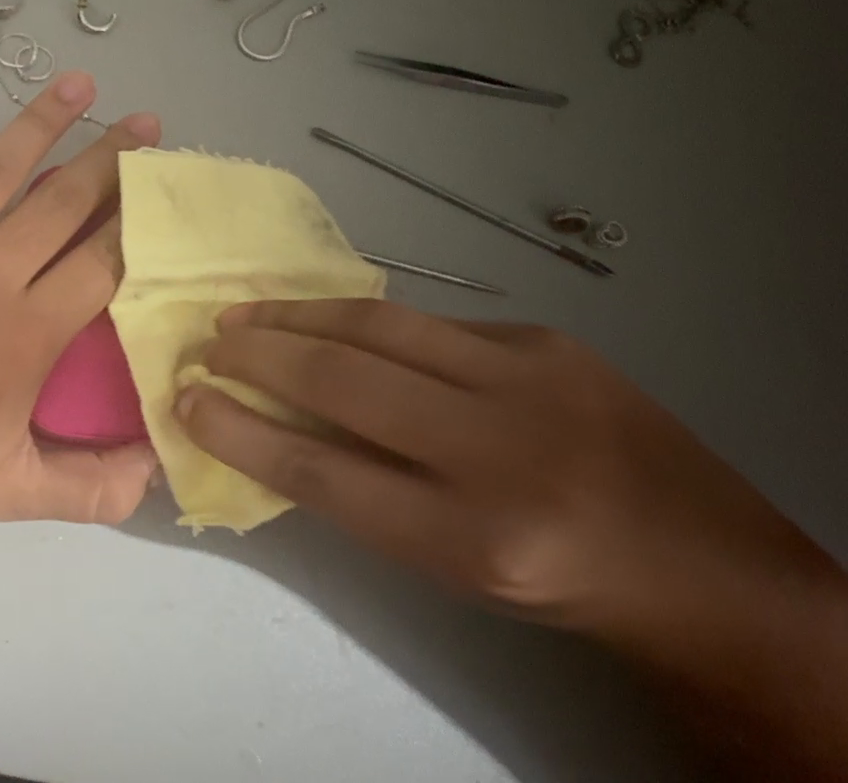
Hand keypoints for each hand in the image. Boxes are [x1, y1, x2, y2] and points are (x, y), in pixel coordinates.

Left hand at [0, 72, 160, 536]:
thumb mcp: (18, 492)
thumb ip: (100, 486)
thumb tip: (162, 463)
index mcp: (29, 330)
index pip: (102, 257)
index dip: (139, 218)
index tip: (165, 183)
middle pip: (60, 200)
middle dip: (110, 156)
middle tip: (144, 119)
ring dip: (38, 123)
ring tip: (76, 82)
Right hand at [173, 299, 843, 639]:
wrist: (705, 563)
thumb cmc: (548, 577)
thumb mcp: (444, 565)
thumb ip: (353, 493)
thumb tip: (259, 422)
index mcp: (471, 537)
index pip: (318, 470)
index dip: (238, 430)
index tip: (185, 401)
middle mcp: (505, 453)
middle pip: (341, 382)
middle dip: (255, 355)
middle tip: (207, 344)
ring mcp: (535, 382)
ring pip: (378, 327)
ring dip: (294, 315)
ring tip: (244, 313)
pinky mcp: (550, 341)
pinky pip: (426, 322)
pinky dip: (358, 319)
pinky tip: (326, 323)